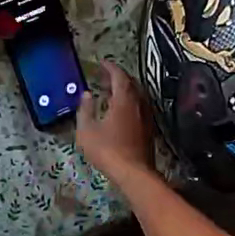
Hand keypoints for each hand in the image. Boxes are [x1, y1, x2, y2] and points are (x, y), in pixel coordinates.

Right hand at [76, 59, 158, 188]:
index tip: (102, 63)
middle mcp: (138, 104)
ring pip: (137, 95)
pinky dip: (129, 103)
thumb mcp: (87, 130)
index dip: (110, 68)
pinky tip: (120, 112)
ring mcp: (146, 116)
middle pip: (131, 84)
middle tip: (105, 77)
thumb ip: (85, 110)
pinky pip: (139, 107)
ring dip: (125, 91)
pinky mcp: (148, 128)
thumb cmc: (107, 150)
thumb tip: (86, 94)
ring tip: (111, 93)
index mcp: (123, 100)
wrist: (133, 172)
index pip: (119, 76)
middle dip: (118, 78)